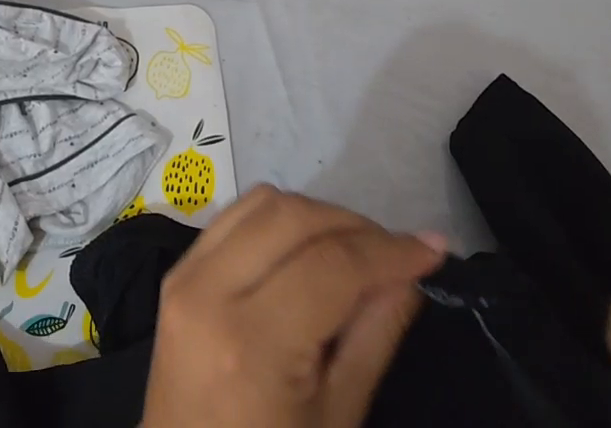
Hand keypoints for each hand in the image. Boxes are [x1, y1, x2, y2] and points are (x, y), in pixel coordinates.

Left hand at [140, 186, 443, 427]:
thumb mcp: (337, 414)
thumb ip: (375, 334)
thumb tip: (411, 268)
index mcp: (251, 343)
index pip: (331, 266)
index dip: (390, 250)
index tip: (434, 248)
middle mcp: (208, 292)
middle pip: (293, 218)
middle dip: (355, 224)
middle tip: (396, 251)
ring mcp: (184, 276)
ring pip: (261, 203)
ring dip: (317, 214)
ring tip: (356, 248)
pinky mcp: (176, 271)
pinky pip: (234, 217)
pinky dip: (278, 218)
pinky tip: (307, 246)